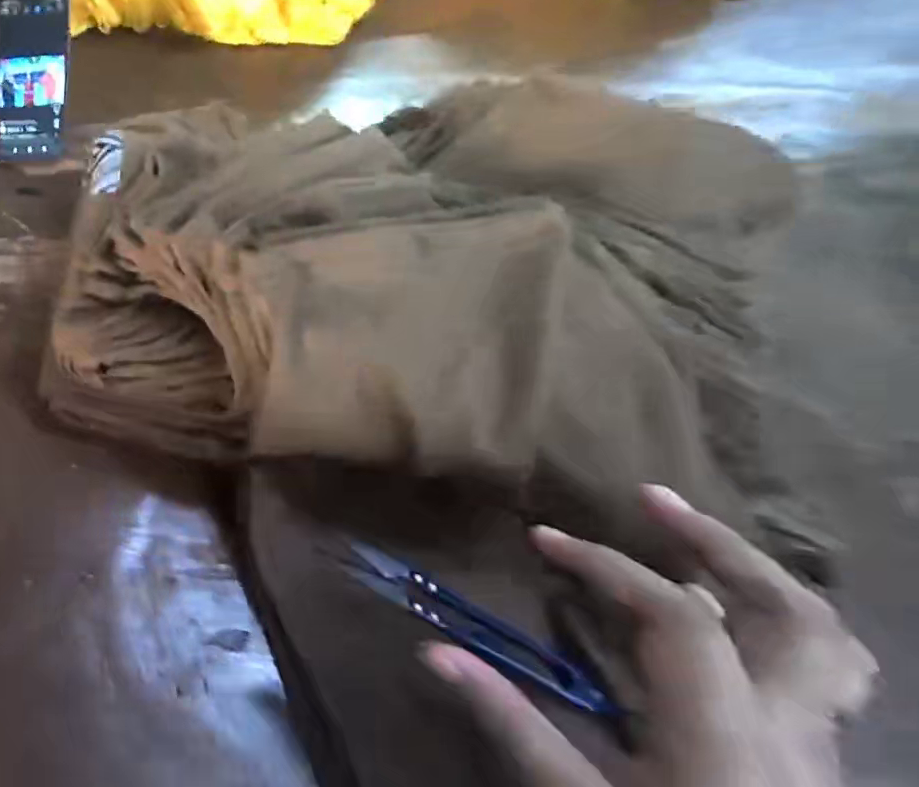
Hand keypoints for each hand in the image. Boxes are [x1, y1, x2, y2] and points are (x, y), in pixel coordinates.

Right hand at [423, 485, 876, 786]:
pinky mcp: (812, 760)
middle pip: (793, 618)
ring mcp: (817, 747)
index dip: (608, 565)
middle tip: (651, 498)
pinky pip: (817, 673)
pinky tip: (721, 614)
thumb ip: (514, 723)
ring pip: (828, 646)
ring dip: (761, 579)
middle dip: (722, 546)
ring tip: (696, 537)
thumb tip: (431, 649)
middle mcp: (792, 730)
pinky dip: (772, 624)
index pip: (678, 616)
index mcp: (730, 733)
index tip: (542, 539)